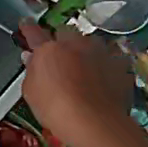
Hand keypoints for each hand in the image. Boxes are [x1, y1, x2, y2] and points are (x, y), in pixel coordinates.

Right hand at [17, 21, 141, 146]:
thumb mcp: (30, 91)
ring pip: (92, 42)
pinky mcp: (121, 66)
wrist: (94, 122)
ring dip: (85, 49)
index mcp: (49, 49)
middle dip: (61, 39)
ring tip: (82, 63)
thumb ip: (31, 70)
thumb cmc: (53, 107)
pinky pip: (110, 58)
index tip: (25, 24)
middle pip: (66, 31)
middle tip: (57, 52)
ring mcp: (102, 53)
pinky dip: (104, 63)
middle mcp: (76, 45)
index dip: (28, 28)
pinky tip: (102, 76)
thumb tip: (32, 59)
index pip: (34, 33)